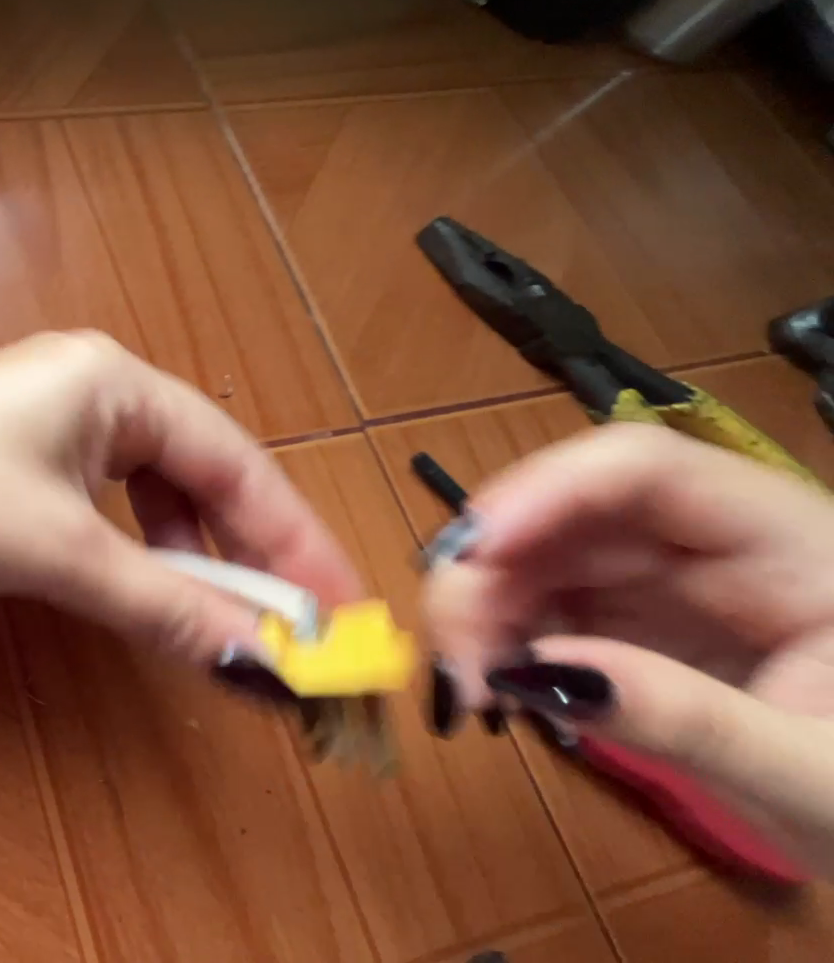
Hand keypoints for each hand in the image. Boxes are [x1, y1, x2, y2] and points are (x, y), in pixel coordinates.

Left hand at [0, 331, 362, 660]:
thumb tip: (260, 665)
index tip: (341, 608)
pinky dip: (129, 537)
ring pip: (148, 483)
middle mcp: (90, 381)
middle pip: (194, 468)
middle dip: (238, 547)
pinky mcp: (19, 440)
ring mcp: (50, 409)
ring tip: (209, 610)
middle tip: (282, 624)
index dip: (293, 538)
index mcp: (114, 380)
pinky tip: (138, 575)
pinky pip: (102, 488)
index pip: (235, 459)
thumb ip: (168, 605)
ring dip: (181, 548)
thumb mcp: (65, 554)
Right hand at [423, 424, 833, 875]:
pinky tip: (485, 685)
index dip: (540, 491)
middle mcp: (705, 543)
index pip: (643, 469)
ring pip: (521, 556)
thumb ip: (688, 721)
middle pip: (557, 516)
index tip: (470, 555)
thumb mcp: (815, 780)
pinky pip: (521, 600)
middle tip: (452, 660)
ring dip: (470, 610)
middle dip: (481, 576)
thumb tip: (533, 670)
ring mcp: (652, 578)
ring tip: (467, 688)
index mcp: (795, 547)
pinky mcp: (613, 614)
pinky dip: (484, 636)